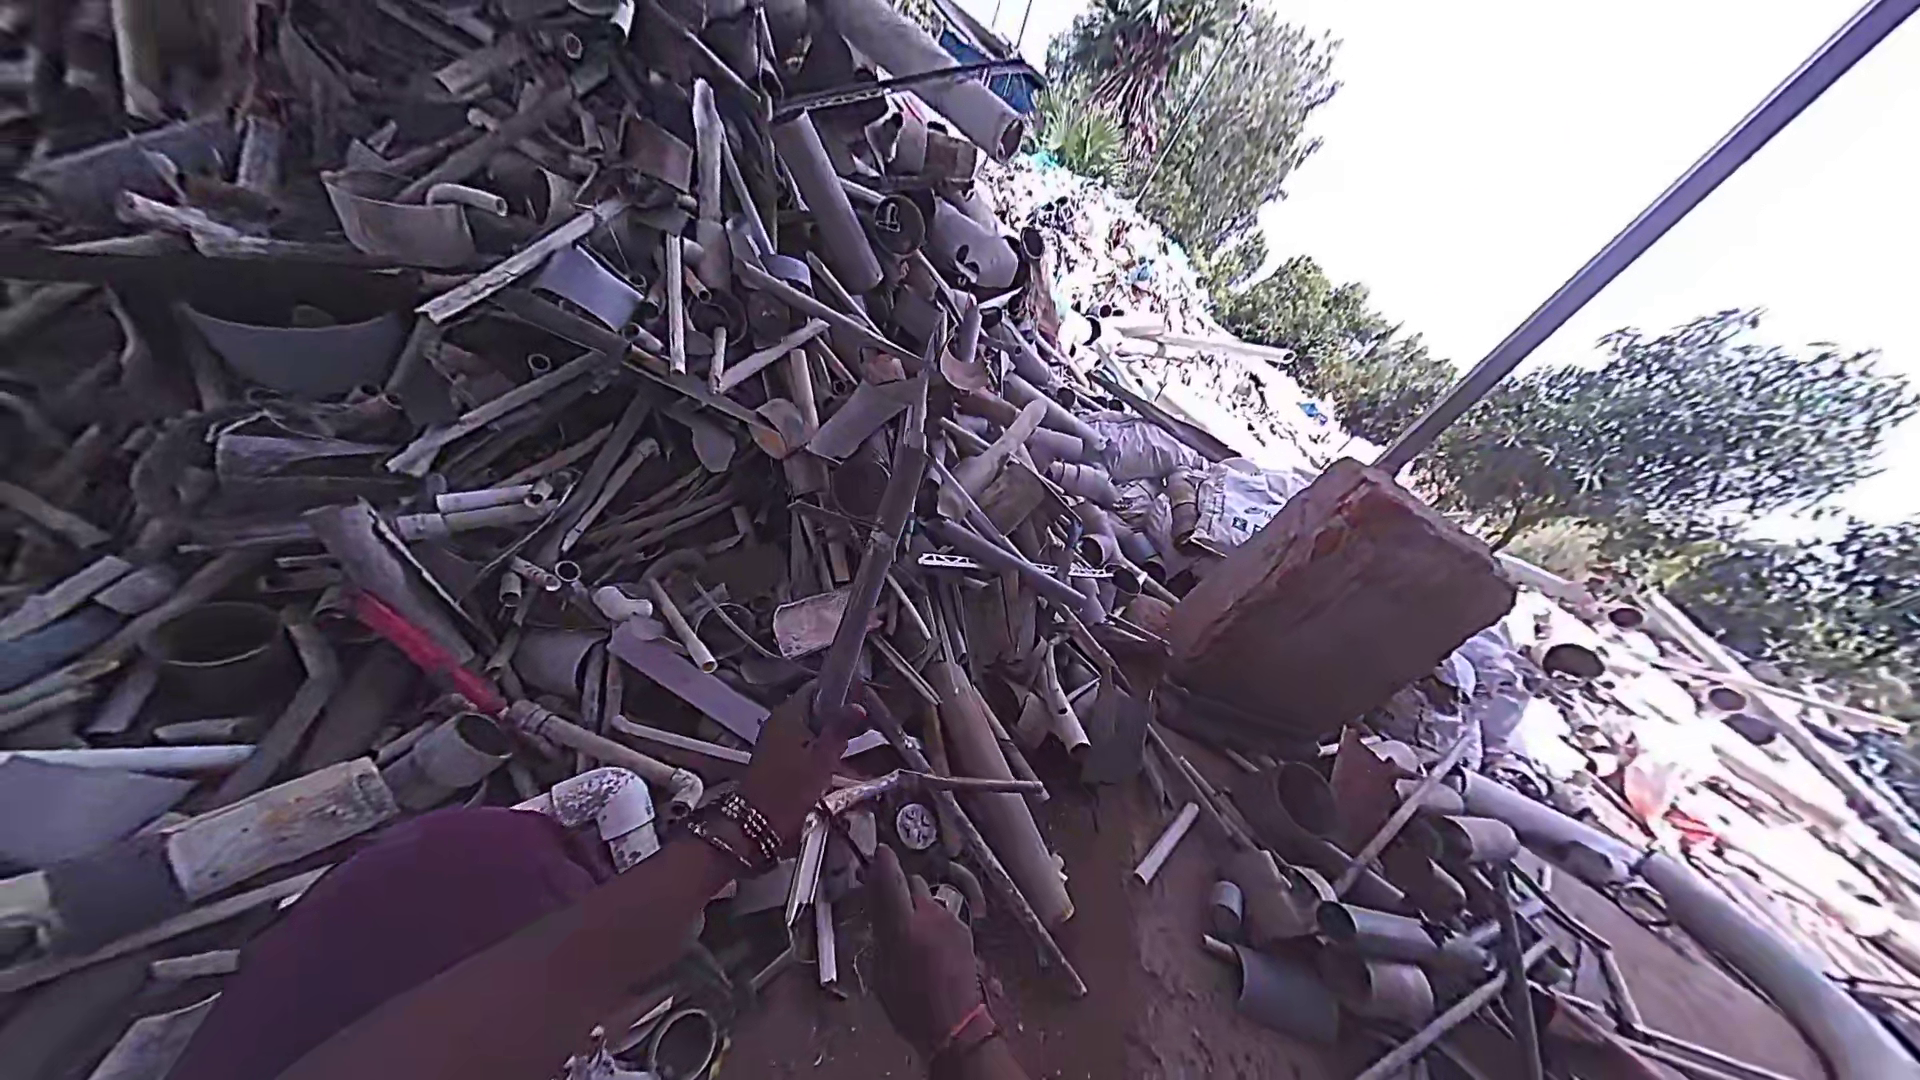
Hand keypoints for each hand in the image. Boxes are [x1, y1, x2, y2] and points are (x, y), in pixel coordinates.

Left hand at [736, 680, 868, 842]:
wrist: (757, 825)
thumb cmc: (787, 790)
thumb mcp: (823, 757)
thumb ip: (840, 729)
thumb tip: (857, 707)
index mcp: (788, 714)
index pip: (816, 688)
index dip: (839, 691)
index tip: (858, 699)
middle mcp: (779, 722)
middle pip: (815, 710)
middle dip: (836, 721)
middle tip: (855, 732)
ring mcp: (776, 741)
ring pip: (810, 730)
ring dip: (828, 740)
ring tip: (845, 755)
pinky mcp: (776, 759)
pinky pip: (803, 747)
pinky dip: (818, 754)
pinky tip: (830, 769)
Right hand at [869, 844, 983, 1058]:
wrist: (956, 1025)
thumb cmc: (911, 1007)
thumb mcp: (882, 973)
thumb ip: (880, 934)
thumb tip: (878, 908)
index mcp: (903, 927)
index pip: (891, 881)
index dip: (884, 862)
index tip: (879, 851)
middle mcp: (928, 914)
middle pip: (911, 883)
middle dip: (900, 888)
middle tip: (892, 906)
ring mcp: (948, 919)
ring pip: (928, 898)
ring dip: (918, 906)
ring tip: (914, 933)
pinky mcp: (963, 927)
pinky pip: (942, 913)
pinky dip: (934, 920)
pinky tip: (932, 943)